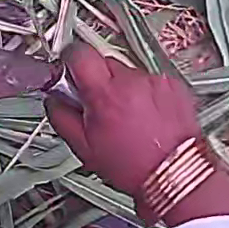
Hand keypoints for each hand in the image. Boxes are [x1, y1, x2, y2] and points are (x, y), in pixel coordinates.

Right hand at [44, 44, 202, 201]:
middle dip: (95, 79)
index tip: (67, 71)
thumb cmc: (133, 165)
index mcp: (104, 94)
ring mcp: (155, 81)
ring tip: (123, 116)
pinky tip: (142, 115)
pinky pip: (149, 80)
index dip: (69, 61)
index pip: (79, 54)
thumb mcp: (83, 147)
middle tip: (94, 103)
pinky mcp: (173, 85)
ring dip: (120, 88)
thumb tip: (53, 101)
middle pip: (103, 61)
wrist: (176, 173)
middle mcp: (131, 82)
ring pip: (126, 72)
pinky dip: (142, 93)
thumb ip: (61, 116)